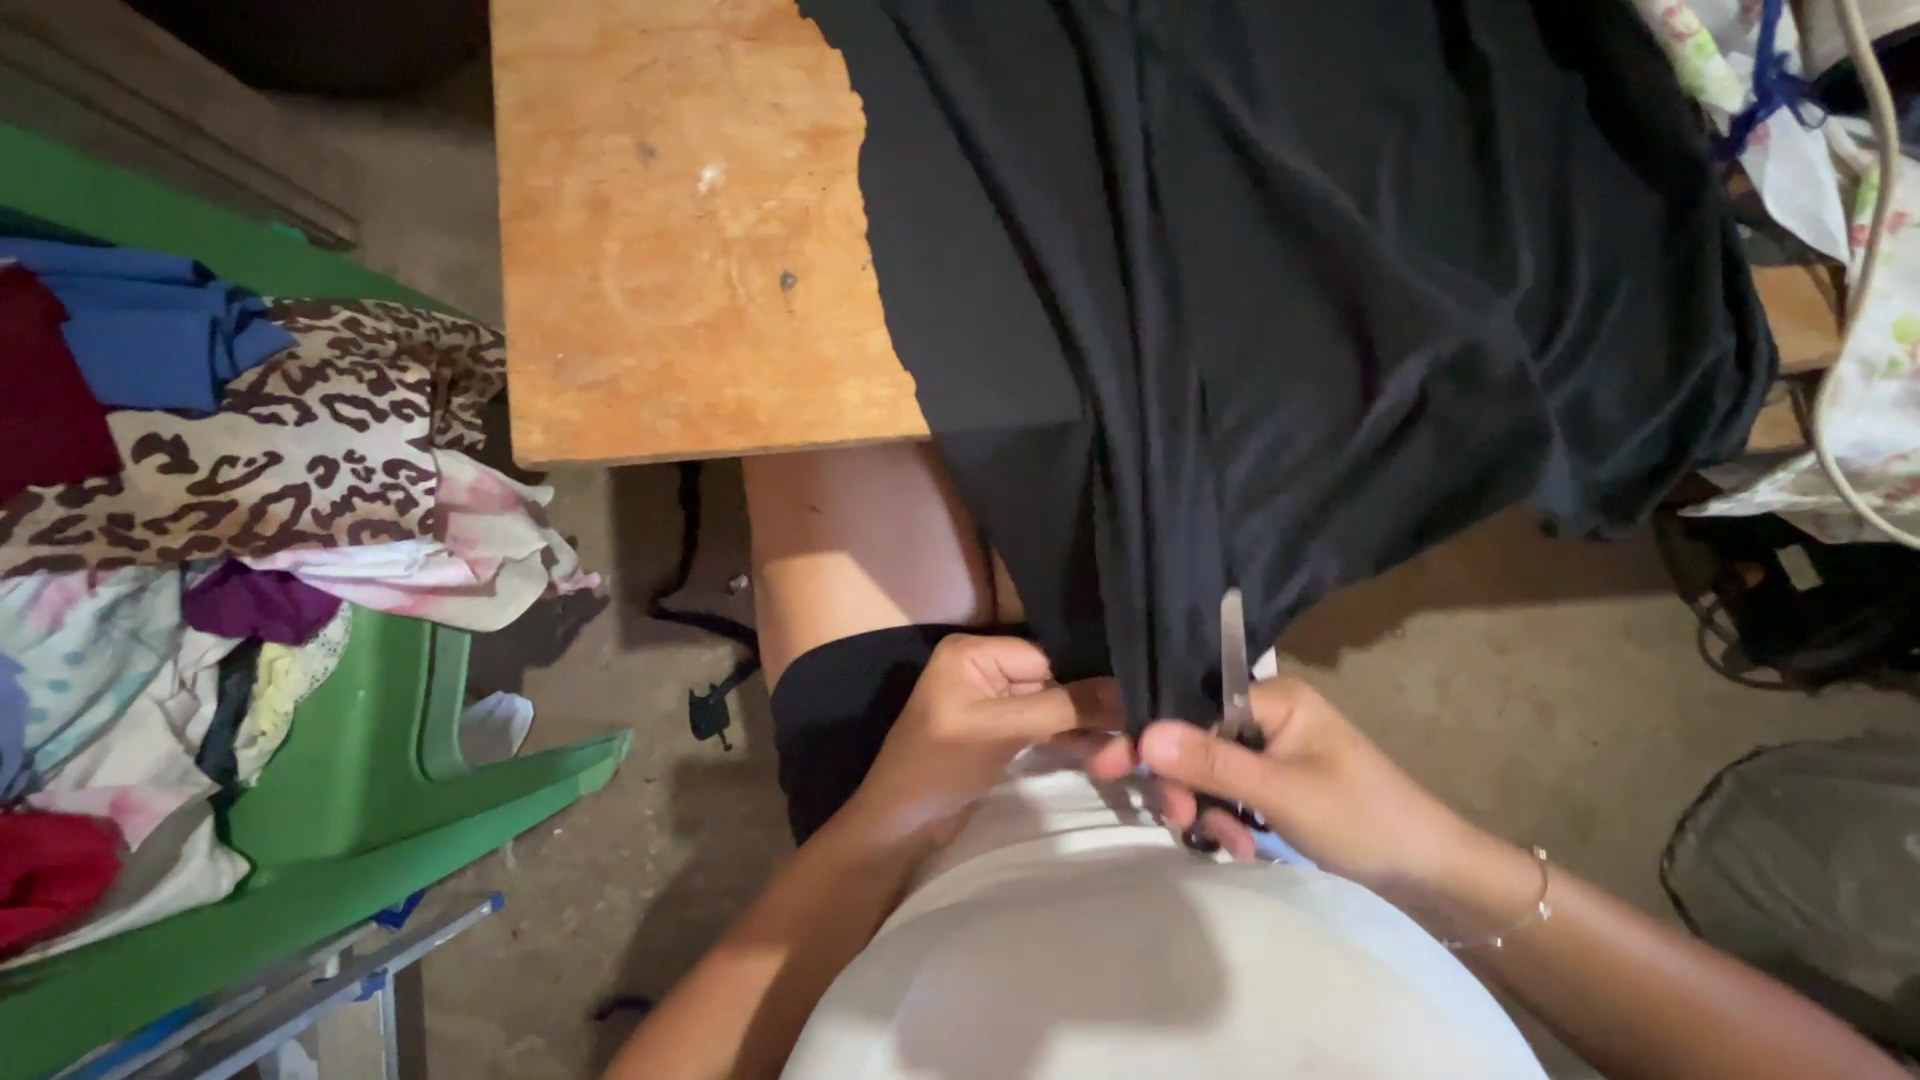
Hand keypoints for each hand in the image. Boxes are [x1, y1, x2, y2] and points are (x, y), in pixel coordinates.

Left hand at [841, 634, 1113, 847]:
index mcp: (973, 652)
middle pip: (1054, 682)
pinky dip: (1070, 742)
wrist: (900, 827)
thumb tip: (1125, 691)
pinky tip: (1104, 755)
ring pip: (1054, 708)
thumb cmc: (938, 766)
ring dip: (1087, 731)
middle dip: (1092, 710)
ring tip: (1125, 755)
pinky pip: (1044, 729)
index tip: (1135, 699)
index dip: (1088, 680)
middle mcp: (984, 668)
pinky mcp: (1001, 733)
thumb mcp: (1000, 730)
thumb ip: (1062, 709)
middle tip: (1134, 737)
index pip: (1046, 656)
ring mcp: (993, 703)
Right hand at [1086, 677, 1480, 892]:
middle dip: (1185, 784)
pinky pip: (1227, 791)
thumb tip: (1142, 734)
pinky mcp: (1272, 781)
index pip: (1191, 705)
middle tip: (1184, 823)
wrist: (1428, 870)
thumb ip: (1210, 762)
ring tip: (1231, 844)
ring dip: (1208, 809)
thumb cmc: (1360, 817)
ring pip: (1207, 771)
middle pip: (1194, 739)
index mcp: (1271, 696)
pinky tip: (1241, 845)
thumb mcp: (1280, 791)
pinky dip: (1225, 818)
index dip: (1153, 737)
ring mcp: (1269, 748)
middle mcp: (1264, 713)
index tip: (1116, 768)